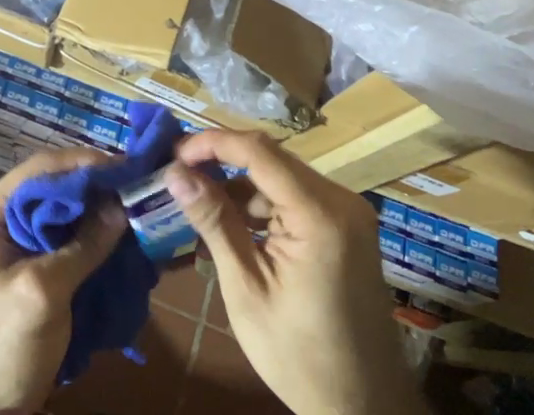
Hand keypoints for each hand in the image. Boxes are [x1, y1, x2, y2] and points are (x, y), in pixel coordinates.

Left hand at [0, 149, 126, 414]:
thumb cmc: (0, 342)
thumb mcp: (42, 292)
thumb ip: (82, 247)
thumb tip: (122, 206)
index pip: (44, 168)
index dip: (86, 163)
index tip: (130, 167)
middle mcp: (7, 218)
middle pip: (60, 190)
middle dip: (101, 190)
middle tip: (147, 189)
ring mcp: (23, 246)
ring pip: (71, 217)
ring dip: (105, 217)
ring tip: (147, 212)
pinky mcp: (40, 272)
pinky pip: (74, 245)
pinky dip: (101, 244)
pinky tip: (131, 245)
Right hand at [168, 131, 423, 414]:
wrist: (363, 405)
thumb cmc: (298, 353)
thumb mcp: (245, 287)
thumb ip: (213, 221)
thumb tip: (174, 173)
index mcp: (320, 215)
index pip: (258, 151)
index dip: (210, 144)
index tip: (171, 155)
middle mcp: (341, 202)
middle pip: (270, 159)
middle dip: (220, 163)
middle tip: (176, 178)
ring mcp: (347, 214)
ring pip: (279, 178)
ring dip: (238, 187)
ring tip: (196, 207)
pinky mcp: (345, 229)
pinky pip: (295, 199)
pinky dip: (261, 206)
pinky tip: (231, 226)